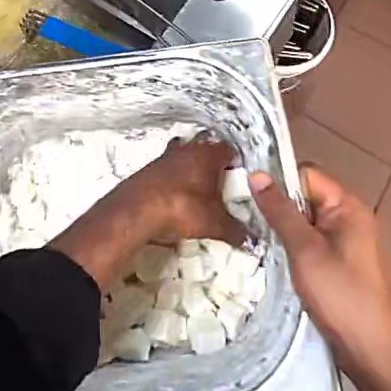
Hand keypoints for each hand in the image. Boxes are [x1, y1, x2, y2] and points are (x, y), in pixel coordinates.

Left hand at [50, 137, 242, 287]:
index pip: (228, 149)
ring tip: (194, 189)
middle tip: (217, 182)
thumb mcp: (215, 224)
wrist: (137, 211)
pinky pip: (165, 169)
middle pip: (203, 148)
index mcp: (208, 155)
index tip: (238, 175)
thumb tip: (254, 241)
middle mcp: (187, 149)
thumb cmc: (184, 209)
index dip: (234, 161)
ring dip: (188, 167)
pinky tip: (172, 196)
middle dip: (210, 162)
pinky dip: (171, 179)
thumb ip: (236, 231)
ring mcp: (164, 157)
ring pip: (182, 155)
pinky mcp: (147, 169)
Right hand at [247, 166, 390, 388]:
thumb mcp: (305, 250)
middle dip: (278, 208)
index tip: (249, 198)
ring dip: (284, 231)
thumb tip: (257, 175)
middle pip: (305, 197)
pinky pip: (312, 243)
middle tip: (248, 223)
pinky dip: (293, 249)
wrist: (375, 351)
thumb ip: (280, 211)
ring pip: (306, 223)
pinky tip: (275, 262)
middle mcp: (350, 217)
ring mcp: (347, 242)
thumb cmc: (342, 296)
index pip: (307, 175)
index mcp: (347, 206)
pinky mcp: (341, 264)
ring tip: (257, 243)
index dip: (279, 183)